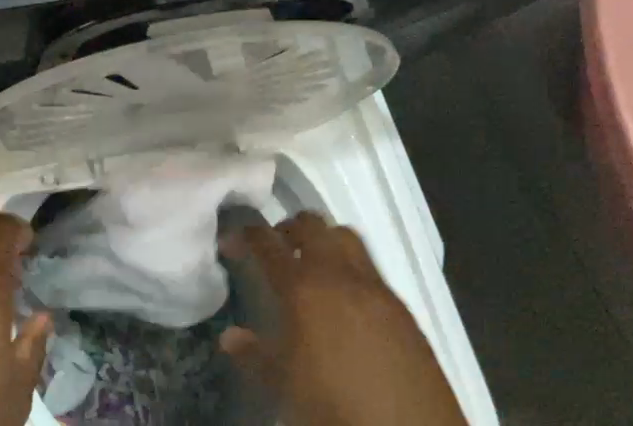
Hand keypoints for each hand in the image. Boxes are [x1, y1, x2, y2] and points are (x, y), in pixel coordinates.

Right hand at [220, 214, 466, 425]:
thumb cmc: (335, 406)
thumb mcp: (285, 386)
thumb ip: (255, 355)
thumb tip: (229, 337)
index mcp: (303, 288)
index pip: (267, 243)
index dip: (246, 235)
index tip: (231, 241)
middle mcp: (339, 275)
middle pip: (310, 225)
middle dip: (288, 229)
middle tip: (275, 249)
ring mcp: (375, 287)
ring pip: (345, 237)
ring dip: (324, 240)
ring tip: (312, 265)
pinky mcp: (403, 308)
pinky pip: (372, 268)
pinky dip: (352, 268)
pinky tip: (347, 300)